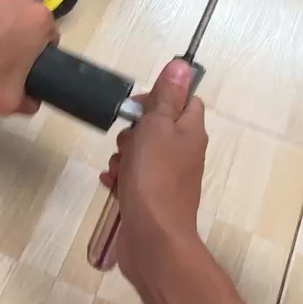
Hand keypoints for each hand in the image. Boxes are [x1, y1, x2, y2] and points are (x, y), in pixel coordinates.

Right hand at [102, 58, 208, 285]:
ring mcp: (168, 178)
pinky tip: (111, 184)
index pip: (183, 101)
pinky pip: (132, 179)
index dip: (159, 99)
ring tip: (117, 169)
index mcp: (191, 132)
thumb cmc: (155, 178)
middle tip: (127, 143)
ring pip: (140, 153)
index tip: (138, 109)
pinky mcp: (151, 198)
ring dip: (122, 157)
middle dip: (133, 131)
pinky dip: (120, 179)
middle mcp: (184, 153)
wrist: (153, 238)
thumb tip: (181, 65)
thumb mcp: (158, 128)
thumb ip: (166, 97)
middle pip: (156, 127)